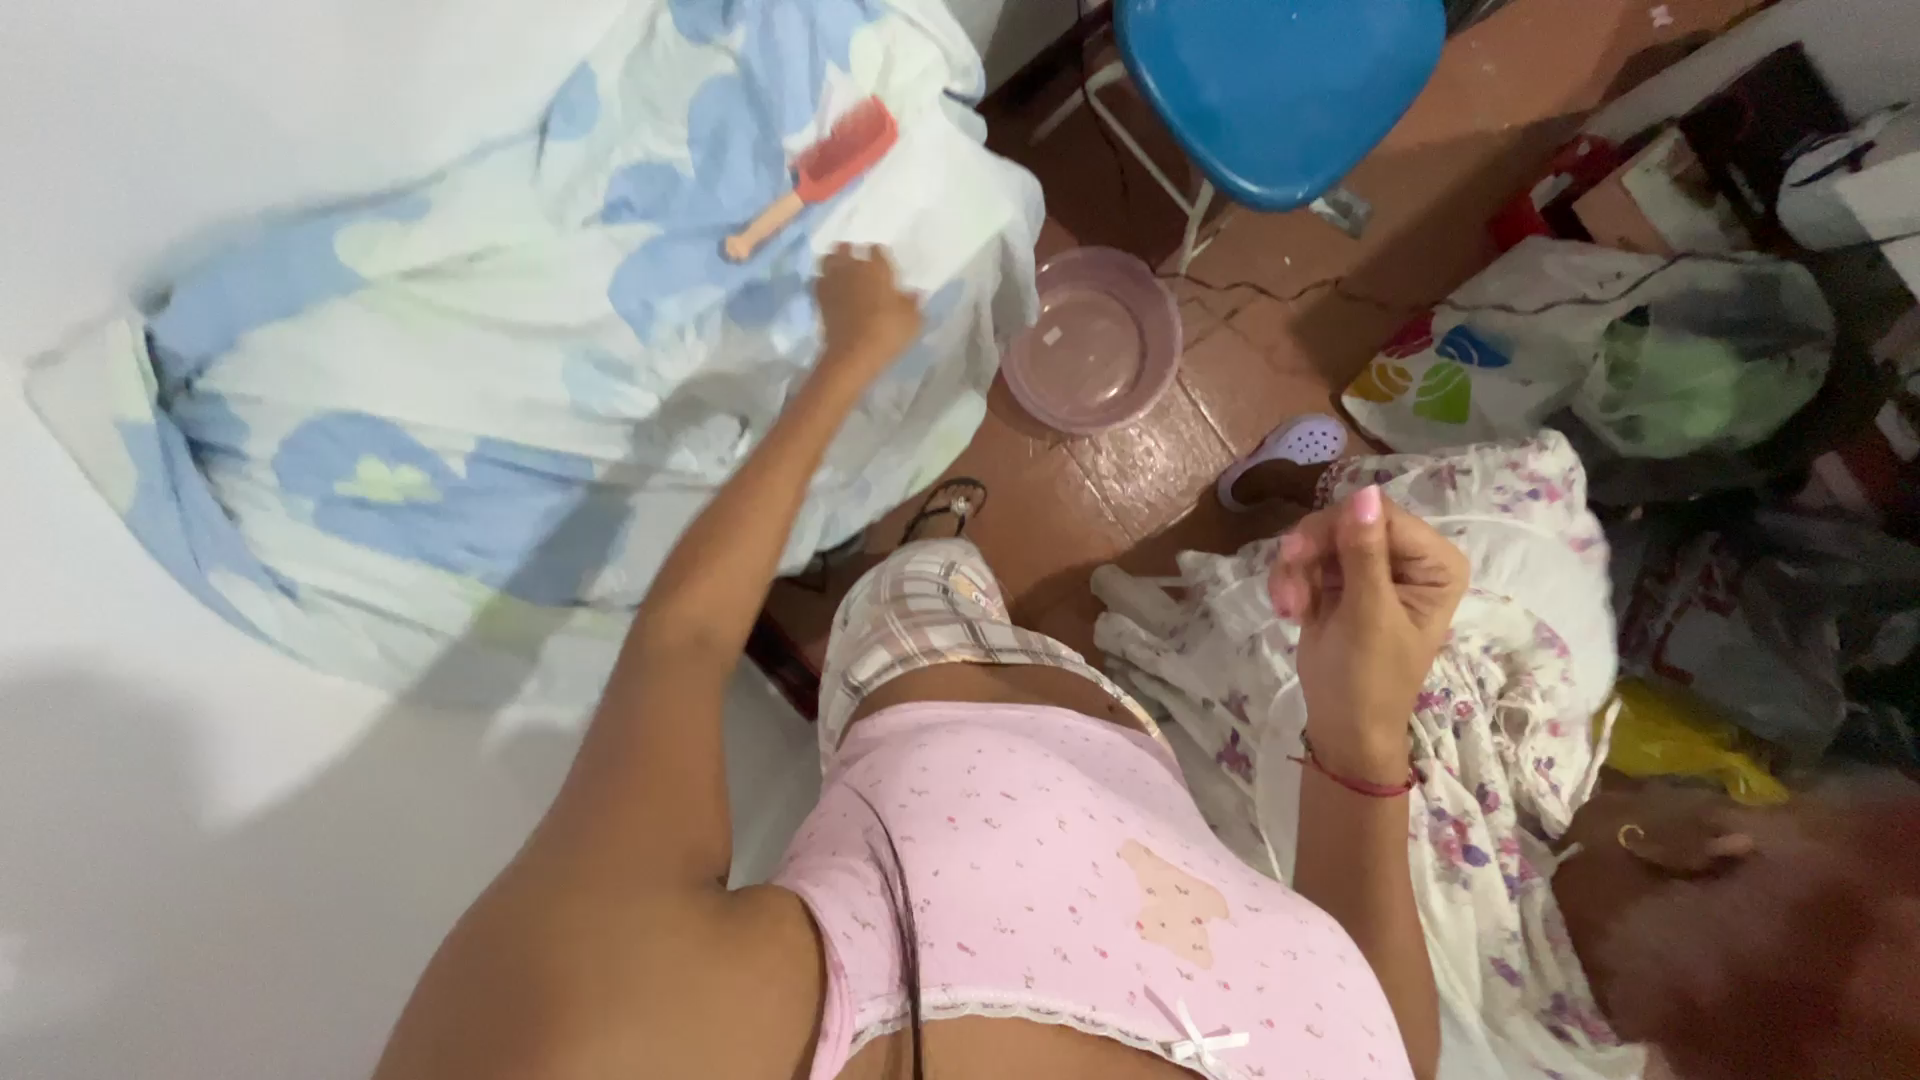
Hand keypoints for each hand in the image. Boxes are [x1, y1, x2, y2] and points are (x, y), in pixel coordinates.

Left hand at [813, 243, 921, 384]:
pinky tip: (829, 288)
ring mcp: (833, 282)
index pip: (877, 250)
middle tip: (856, 260)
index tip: (882, 262)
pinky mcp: (820, 298)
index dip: (879, 254)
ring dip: (833, 262)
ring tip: (839, 269)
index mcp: (877, 268)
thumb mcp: (912, 321)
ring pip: (828, 260)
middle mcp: (853, 268)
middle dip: (850, 251)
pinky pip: (818, 281)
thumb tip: (913, 293)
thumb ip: (912, 304)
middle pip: (846, 248)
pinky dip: (823, 281)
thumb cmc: (888, 333)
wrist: (853, 354)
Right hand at [1270, 485, 1467, 784]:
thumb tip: (1365, 492)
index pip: (1381, 515)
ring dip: (1294, 572)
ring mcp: (1368, 569)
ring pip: (1317, 541)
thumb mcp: (1368, 613)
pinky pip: (1304, 560)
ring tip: (1289, 608)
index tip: (1298, 554)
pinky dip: (1290, 582)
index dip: (1337, 528)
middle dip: (1309, 554)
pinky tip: (1290, 610)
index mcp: (1434, 563)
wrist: (1342, 724)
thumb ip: (1364, 552)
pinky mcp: (1337, 582)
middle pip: (1344, 522)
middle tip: (1289, 589)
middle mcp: (1405, 559)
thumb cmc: (1369, 677)